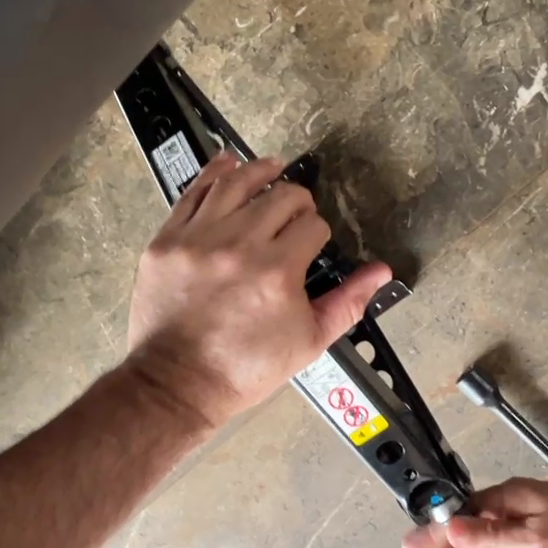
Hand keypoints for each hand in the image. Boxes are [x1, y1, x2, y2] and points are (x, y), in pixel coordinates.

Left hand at [125, 152, 389, 427]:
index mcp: (277, 271)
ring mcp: (199, 239)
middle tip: (296, 214)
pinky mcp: (168, 240)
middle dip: (297, 201)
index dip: (318, 233)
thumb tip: (379, 273)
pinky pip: (193, 192)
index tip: (311, 244)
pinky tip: (227, 164)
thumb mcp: (308, 341)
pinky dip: (213, 174)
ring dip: (260, 171)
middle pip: (281, 196)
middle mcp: (239, 246)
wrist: (177, 384)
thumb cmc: (241, 368)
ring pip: (237, 182)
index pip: (313, 225)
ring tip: (272, 167)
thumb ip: (348, 301)